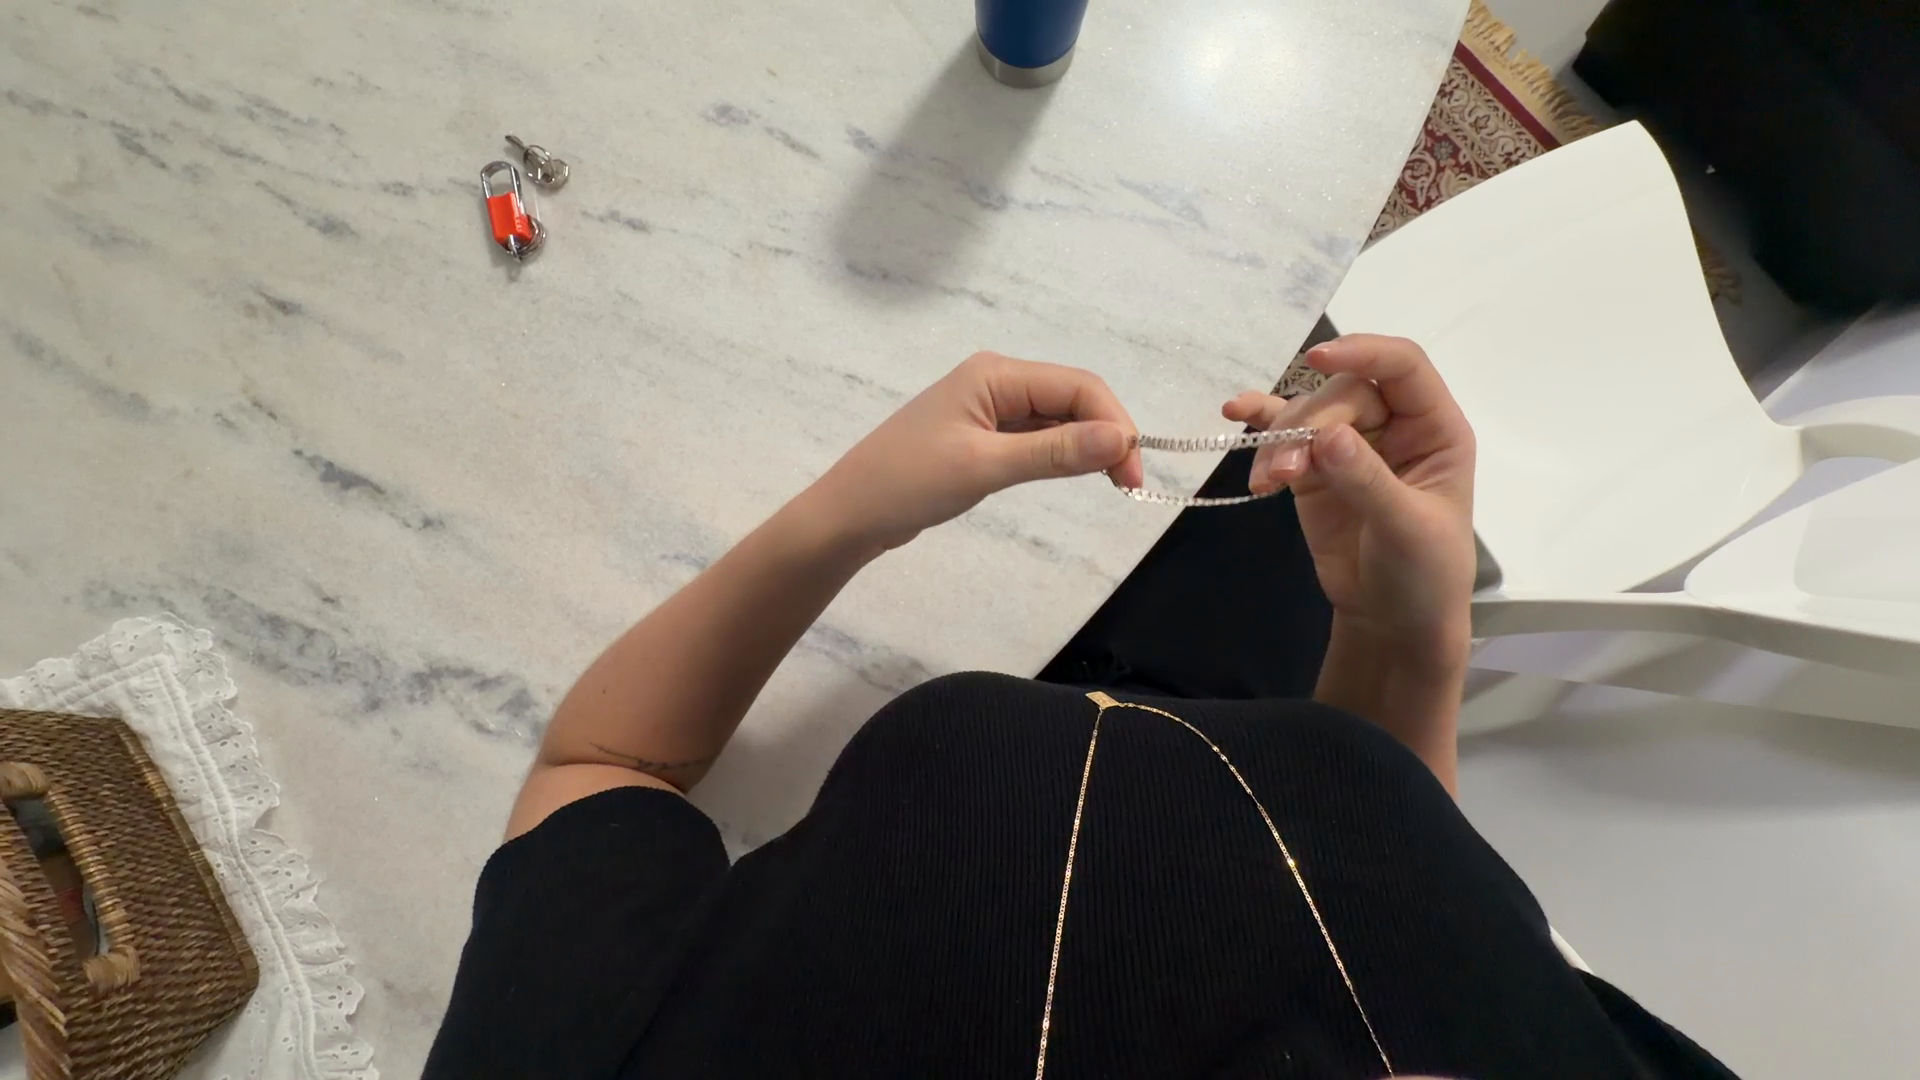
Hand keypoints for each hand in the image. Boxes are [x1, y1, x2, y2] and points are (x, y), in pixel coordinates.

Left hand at [811, 352, 1143, 552]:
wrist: (851, 513)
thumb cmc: (909, 483)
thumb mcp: (984, 467)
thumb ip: (1053, 453)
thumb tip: (1121, 438)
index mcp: (995, 374)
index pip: (1077, 387)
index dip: (1114, 425)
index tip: (1132, 475)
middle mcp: (996, 382)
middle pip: (1070, 399)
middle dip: (1105, 435)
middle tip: (1127, 486)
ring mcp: (988, 409)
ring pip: (1054, 420)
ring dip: (1084, 446)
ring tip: (1109, 483)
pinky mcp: (982, 436)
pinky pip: (1034, 437)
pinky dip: (1058, 454)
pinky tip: (1073, 474)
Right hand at [1222, 335, 1475, 646]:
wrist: (1390, 619)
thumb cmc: (1422, 575)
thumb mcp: (1405, 528)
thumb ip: (1367, 480)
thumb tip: (1328, 437)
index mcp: (1433, 430)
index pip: (1402, 368)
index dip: (1364, 353)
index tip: (1319, 358)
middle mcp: (1391, 428)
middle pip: (1341, 395)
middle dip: (1307, 426)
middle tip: (1285, 473)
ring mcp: (1347, 448)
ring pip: (1305, 416)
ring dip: (1278, 442)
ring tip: (1265, 484)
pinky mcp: (1312, 471)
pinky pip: (1283, 437)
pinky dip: (1260, 430)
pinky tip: (1236, 415)